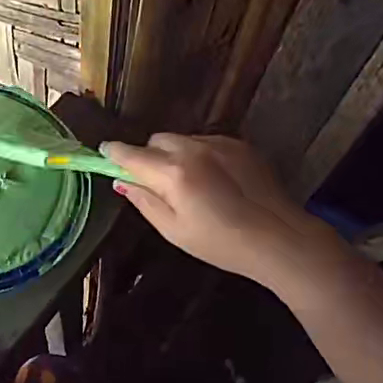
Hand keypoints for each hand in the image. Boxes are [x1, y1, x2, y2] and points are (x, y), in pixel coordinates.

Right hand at [102, 134, 331, 282]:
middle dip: (149, 155)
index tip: (104, 152)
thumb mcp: (173, 230)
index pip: (131, 154)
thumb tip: (121, 181)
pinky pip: (206, 142)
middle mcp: (192, 149)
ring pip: (181, 139)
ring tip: (190, 183)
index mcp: (172, 173)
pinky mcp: (239, 144)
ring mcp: (218, 143)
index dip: (114, 153)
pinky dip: (199, 155)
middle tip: (156, 182)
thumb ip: (144, 201)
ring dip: (175, 154)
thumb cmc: (220, 243)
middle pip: (156, 140)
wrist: (279, 238)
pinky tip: (214, 180)